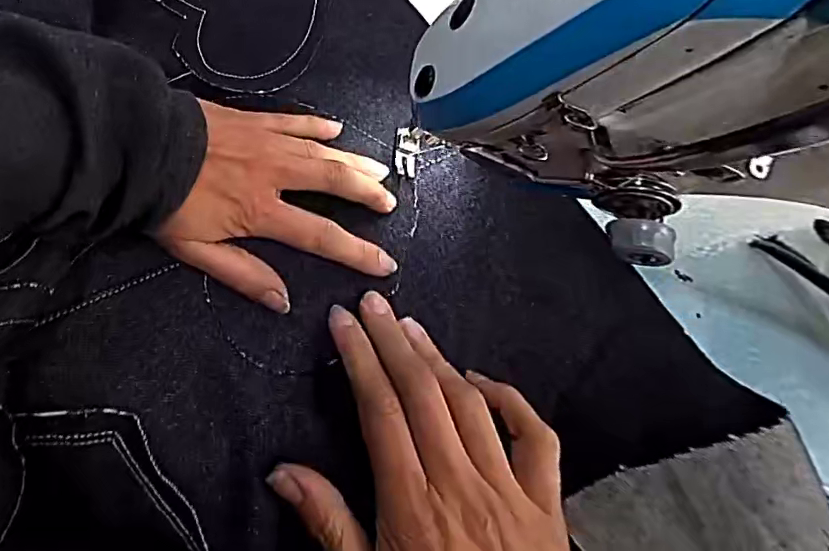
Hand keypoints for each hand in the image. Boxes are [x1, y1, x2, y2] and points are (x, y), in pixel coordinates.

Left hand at [156, 101, 398, 312]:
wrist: (143, 147)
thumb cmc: (165, 203)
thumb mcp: (196, 251)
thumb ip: (242, 274)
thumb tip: (282, 299)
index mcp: (260, 210)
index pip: (320, 235)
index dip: (357, 251)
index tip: (385, 261)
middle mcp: (273, 173)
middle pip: (332, 182)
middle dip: (366, 193)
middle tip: (390, 201)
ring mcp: (267, 142)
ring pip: (321, 150)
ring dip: (353, 160)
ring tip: (378, 170)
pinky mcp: (255, 120)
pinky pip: (295, 122)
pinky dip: (318, 125)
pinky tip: (336, 129)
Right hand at [267, 292, 566, 550]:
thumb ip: (328, 525)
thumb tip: (282, 471)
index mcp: (414, 508)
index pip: (381, 410)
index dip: (359, 358)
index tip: (342, 321)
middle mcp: (461, 488)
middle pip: (422, 393)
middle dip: (391, 341)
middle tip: (371, 305)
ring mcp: (509, 493)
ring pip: (470, 403)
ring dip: (437, 358)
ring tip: (410, 328)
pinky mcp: (546, 507)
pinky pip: (535, 438)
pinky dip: (511, 400)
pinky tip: (482, 381)